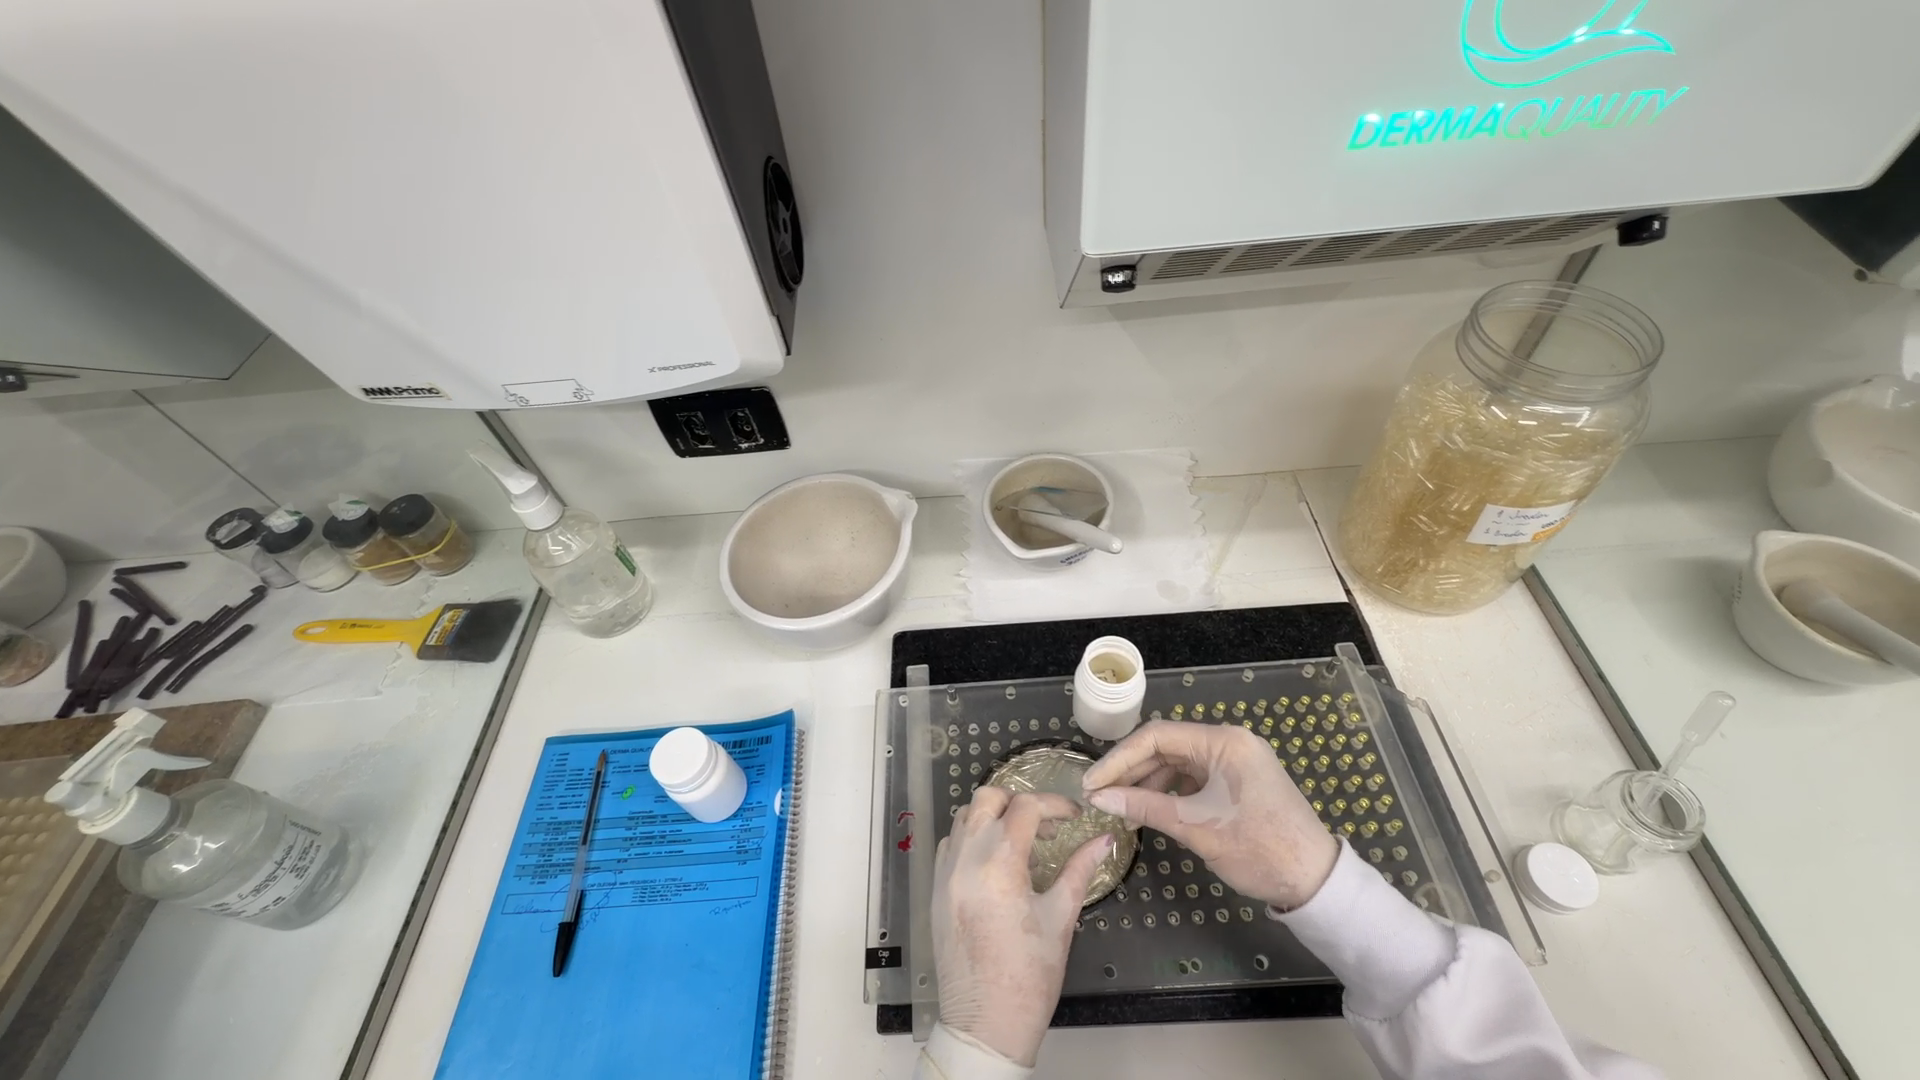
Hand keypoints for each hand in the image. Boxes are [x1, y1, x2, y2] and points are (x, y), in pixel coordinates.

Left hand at [932, 787, 1112, 1066]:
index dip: (1054, 805)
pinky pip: (949, 843)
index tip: (1074, 818)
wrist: (986, 1024)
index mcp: (1000, 863)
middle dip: (1018, 802)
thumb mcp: (1061, 918)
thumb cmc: (1030, 976)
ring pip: (964, 816)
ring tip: (1021, 842)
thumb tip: (1104, 840)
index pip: (1026, 807)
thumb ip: (1080, 870)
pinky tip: (993, 861)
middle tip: (1044, 826)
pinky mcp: (935, 888)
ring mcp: (945, 872)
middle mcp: (966, 858)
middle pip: (987, 798)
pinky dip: (970, 837)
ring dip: (992, 816)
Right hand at [1082, 721, 1337, 910]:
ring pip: (1176, 763)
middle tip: (1099, 797)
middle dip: (1130, 772)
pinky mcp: (1237, 780)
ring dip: (1147, 784)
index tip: (1092, 783)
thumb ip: (1145, 807)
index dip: (1119, 759)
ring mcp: (1234, 761)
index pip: (1156, 736)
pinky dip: (1169, 793)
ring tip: (1122, 811)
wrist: (1316, 883)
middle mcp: (1228, 742)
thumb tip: (1098, 798)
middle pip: (1165, 747)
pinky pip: (1192, 778)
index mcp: (1223, 742)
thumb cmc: (1259, 850)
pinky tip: (1149, 812)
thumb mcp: (1197, 828)